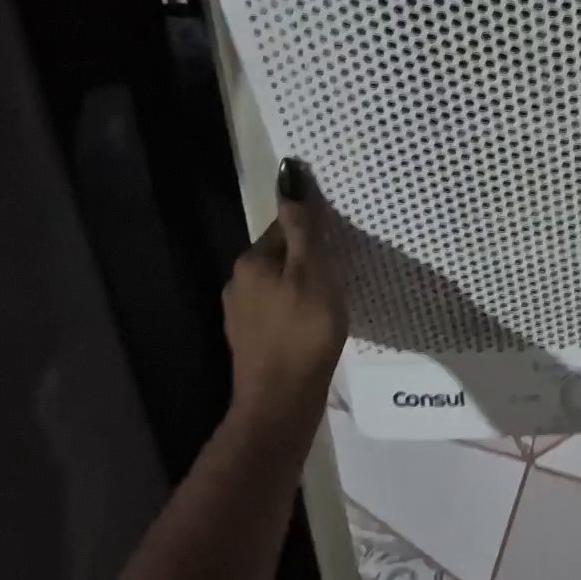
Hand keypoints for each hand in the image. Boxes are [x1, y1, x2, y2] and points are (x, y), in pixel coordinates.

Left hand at [222, 158, 347, 438]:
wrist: (281, 401)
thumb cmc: (304, 330)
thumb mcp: (313, 271)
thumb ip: (304, 227)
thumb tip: (290, 178)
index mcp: (252, 261)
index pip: (285, 225)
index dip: (315, 230)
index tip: (339, 242)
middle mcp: (238, 282)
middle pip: (281, 254)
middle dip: (309, 256)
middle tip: (342, 268)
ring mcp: (241, 314)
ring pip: (280, 284)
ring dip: (303, 284)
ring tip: (333, 296)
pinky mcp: (251, 340)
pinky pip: (278, 309)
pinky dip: (297, 309)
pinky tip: (315, 323)